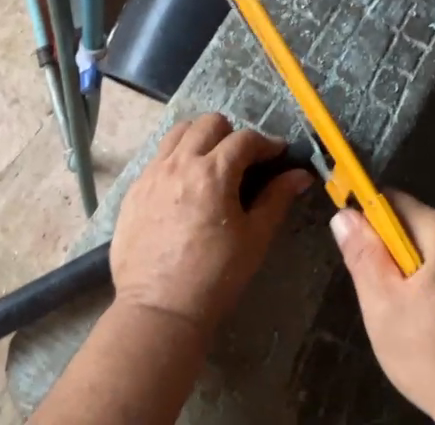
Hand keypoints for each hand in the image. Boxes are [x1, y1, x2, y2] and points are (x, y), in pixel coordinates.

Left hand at [110, 113, 314, 333]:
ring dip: (200, 139)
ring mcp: (151, 175)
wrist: (159, 311)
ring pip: (178, 133)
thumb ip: (277, 198)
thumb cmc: (215, 276)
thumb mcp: (255, 237)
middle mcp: (179, 164)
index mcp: (212, 173)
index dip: (266, 143)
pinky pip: (157, 158)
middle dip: (231, 134)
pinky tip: (184, 189)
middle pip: (208, 123)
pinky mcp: (133, 191)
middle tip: (241, 161)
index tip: (277, 155)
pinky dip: (176, 160)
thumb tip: (301, 174)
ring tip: (210, 165)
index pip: (245, 138)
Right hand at [331, 193, 434, 423]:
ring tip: (399, 313)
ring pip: (419, 247)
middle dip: (384, 252)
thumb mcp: (383, 305)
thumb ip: (363, 255)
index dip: (364, 219)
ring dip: (401, 272)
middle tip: (378, 296)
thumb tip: (343, 213)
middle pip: (406, 223)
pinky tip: (421, 321)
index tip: (353, 252)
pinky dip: (421, 284)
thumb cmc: (431, 352)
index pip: (390, 200)